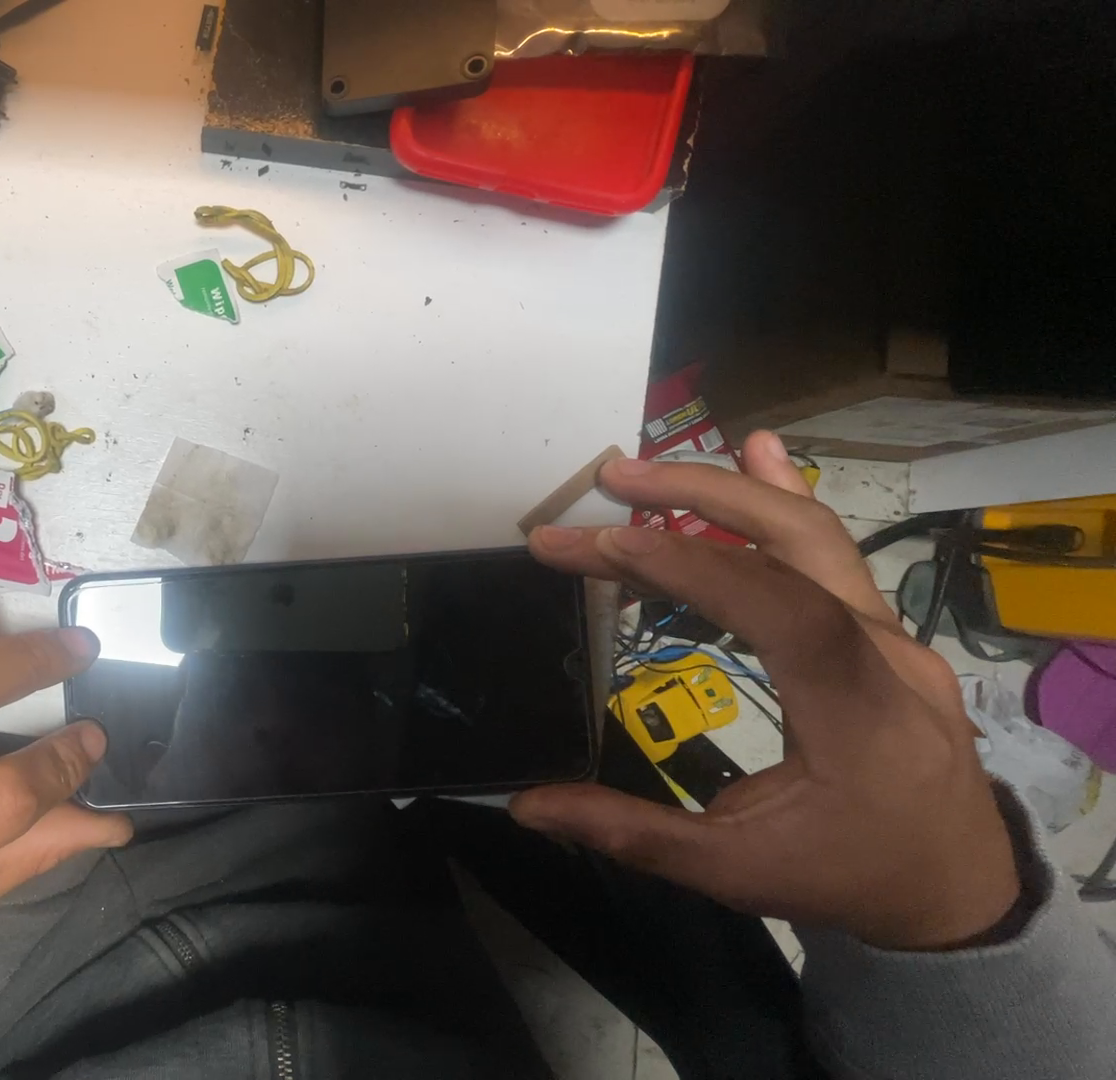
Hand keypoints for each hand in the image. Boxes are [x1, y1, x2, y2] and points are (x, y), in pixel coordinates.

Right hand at [517, 431, 1019, 950]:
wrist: (955, 885)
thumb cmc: (847, 875)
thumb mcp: (732, 871)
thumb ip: (629, 832)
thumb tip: (525, 804)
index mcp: (857, 714)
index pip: (783, 612)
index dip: (696, 566)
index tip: (609, 542)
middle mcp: (882, 655)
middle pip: (802, 545)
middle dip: (699, 500)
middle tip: (609, 482)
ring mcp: (887, 635)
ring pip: (813, 535)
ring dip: (722, 492)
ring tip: (637, 474)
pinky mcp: (875, 630)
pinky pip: (829, 551)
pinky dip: (784, 496)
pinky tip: (756, 453)